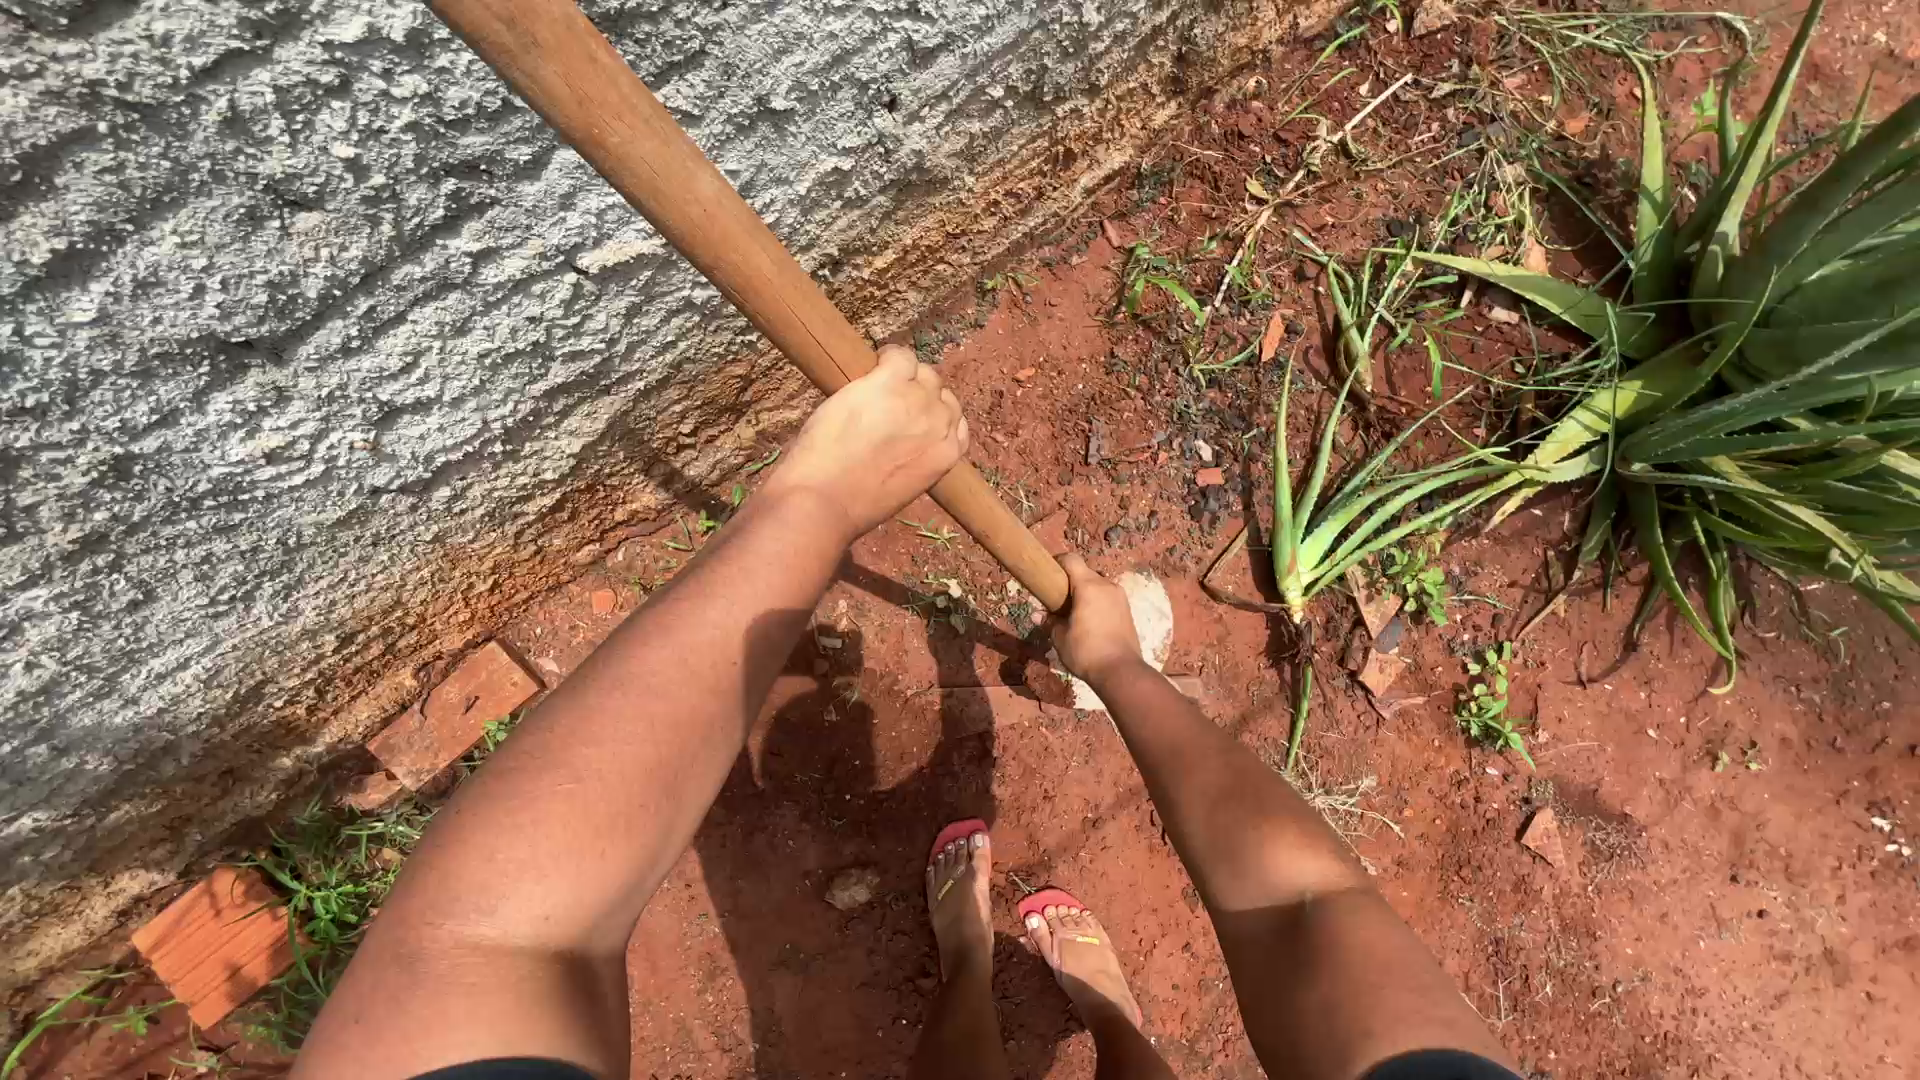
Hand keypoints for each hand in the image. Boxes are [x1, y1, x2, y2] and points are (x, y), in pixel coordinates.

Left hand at [762, 344, 968, 543]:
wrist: (826, 499)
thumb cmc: (856, 503)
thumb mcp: (905, 487)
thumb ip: (915, 459)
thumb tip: (901, 439)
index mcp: (948, 454)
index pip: (956, 422)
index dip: (933, 416)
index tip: (914, 416)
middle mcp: (940, 424)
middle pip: (939, 394)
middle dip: (919, 395)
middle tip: (890, 400)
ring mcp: (917, 400)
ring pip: (922, 372)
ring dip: (904, 375)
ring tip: (878, 383)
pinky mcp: (888, 383)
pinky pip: (900, 356)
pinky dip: (887, 356)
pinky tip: (871, 365)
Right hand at [1048, 554, 1144, 682]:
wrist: (1121, 672)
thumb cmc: (1086, 651)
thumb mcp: (1061, 638)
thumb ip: (1049, 622)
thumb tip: (1036, 615)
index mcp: (1088, 586)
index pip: (1071, 560)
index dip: (1057, 562)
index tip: (1047, 574)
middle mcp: (1107, 585)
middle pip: (1085, 572)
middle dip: (1070, 582)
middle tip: (1058, 600)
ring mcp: (1120, 597)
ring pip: (1098, 585)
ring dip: (1085, 593)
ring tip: (1074, 612)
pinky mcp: (1127, 610)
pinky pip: (1108, 598)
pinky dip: (1097, 603)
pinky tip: (1090, 621)